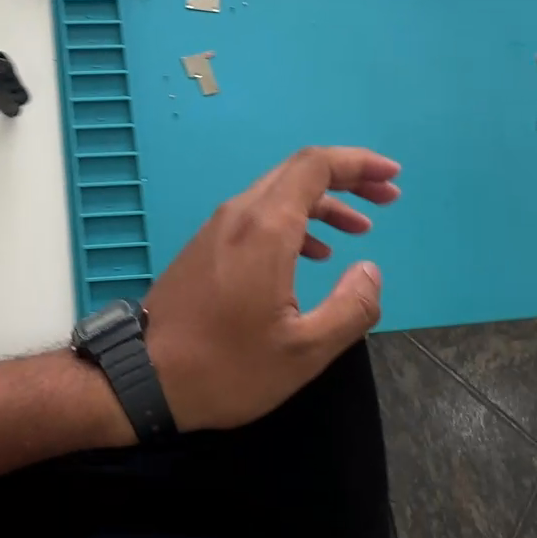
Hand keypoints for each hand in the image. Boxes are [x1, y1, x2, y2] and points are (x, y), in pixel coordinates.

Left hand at [143, 146, 400, 431]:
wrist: (144, 374)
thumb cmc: (227, 366)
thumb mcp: (305, 350)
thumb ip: (351, 308)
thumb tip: (371, 270)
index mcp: (265, 228)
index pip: (314, 166)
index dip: (357, 163)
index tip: (392, 176)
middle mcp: (239, 214)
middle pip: (296, 173)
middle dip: (346, 179)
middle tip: (388, 197)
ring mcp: (218, 228)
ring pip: (277, 195)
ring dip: (322, 204)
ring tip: (362, 227)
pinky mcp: (207, 246)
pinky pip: (258, 217)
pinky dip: (295, 224)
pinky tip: (315, 255)